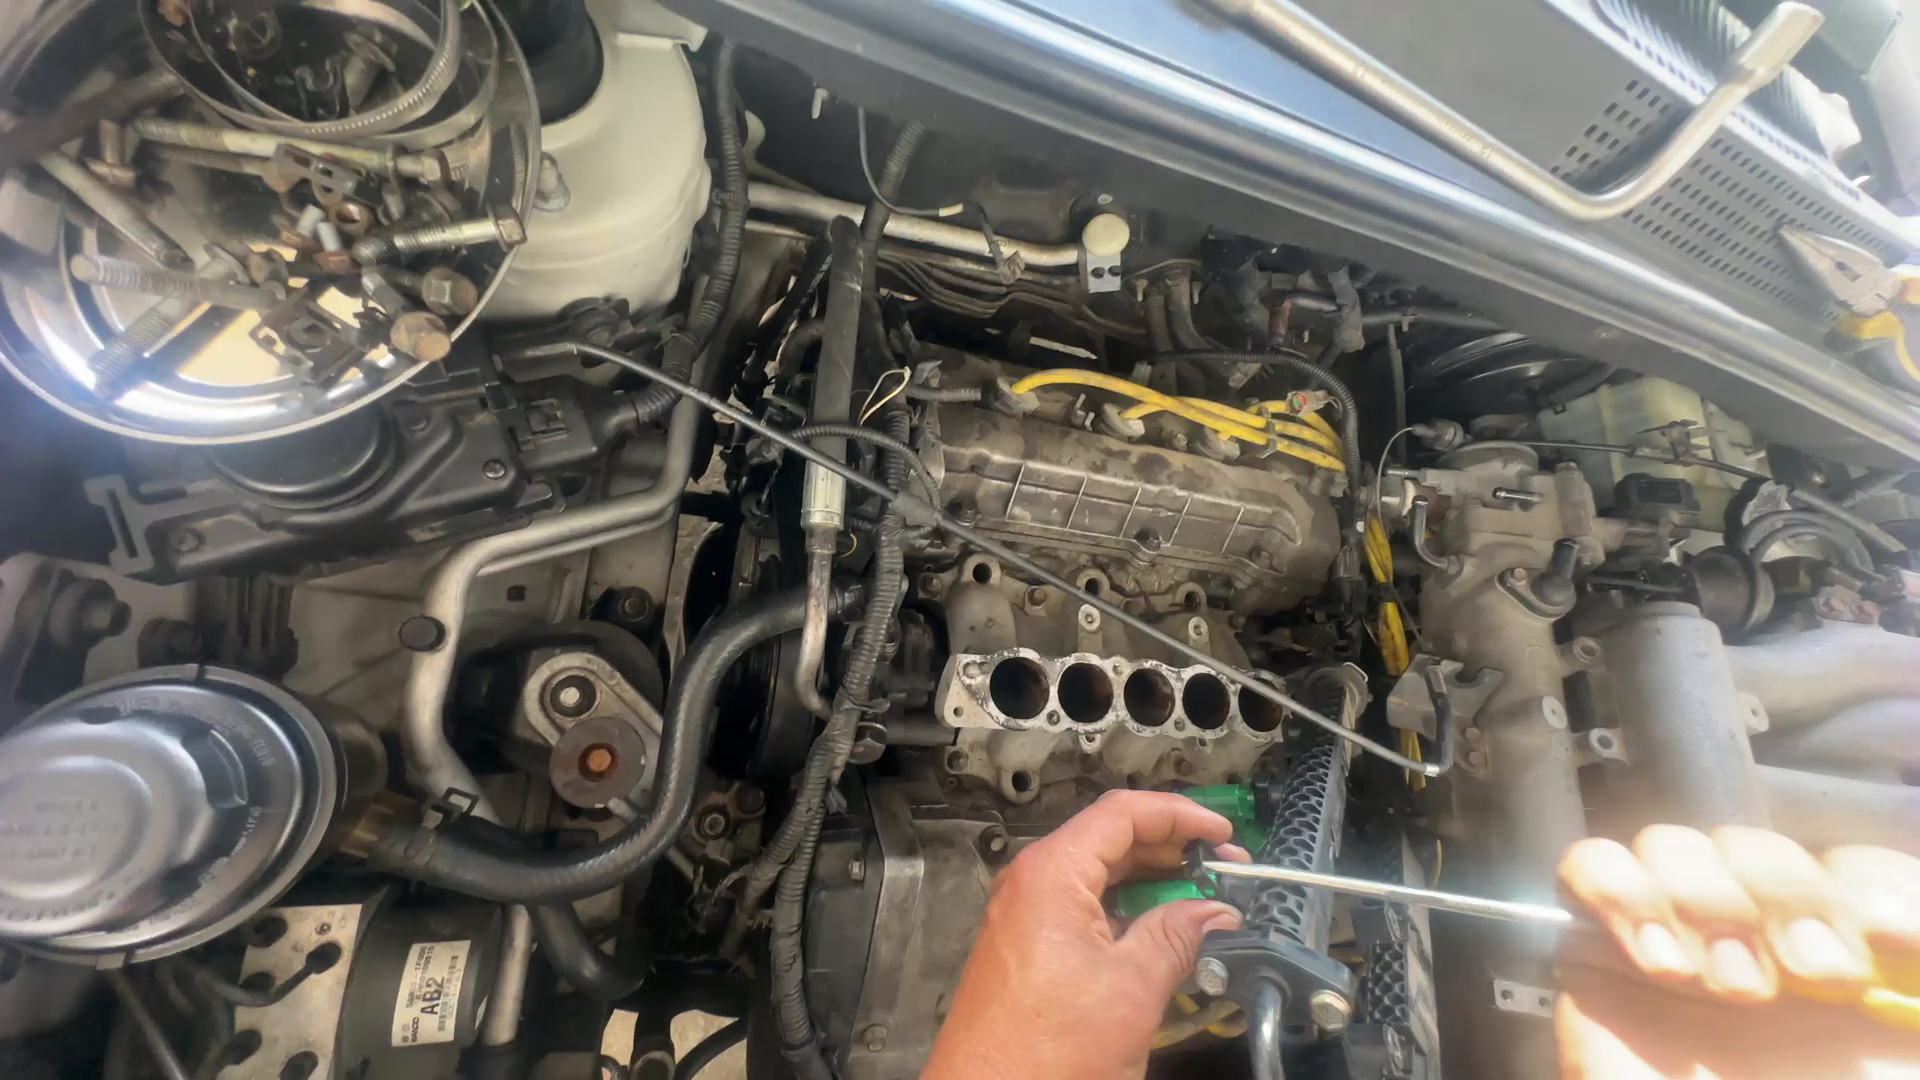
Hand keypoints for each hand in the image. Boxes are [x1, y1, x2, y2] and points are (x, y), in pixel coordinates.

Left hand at [923, 790, 1249, 1079]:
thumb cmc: (1041, 1053)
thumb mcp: (1128, 991)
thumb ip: (1175, 939)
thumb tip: (1214, 914)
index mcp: (1051, 871)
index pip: (1121, 813)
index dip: (1178, 814)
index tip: (1220, 832)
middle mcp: (1033, 879)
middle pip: (1109, 838)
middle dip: (1170, 847)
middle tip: (1222, 868)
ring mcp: (1027, 910)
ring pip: (1098, 873)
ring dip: (1150, 880)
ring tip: (1201, 897)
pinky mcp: (1028, 941)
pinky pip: (1083, 904)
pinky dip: (1124, 908)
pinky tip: (1160, 928)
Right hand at [1556, 826, 1919, 1078]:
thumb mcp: (1909, 1067)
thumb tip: (1919, 932)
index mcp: (1854, 961)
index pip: (1855, 866)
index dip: (1869, 880)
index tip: (1897, 944)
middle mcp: (1761, 938)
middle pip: (1752, 841)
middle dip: (1780, 895)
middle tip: (1814, 977)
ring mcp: (1670, 935)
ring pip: (1668, 842)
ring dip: (1700, 897)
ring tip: (1727, 985)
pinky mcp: (1590, 942)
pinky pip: (1584, 863)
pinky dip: (1615, 889)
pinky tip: (1656, 961)